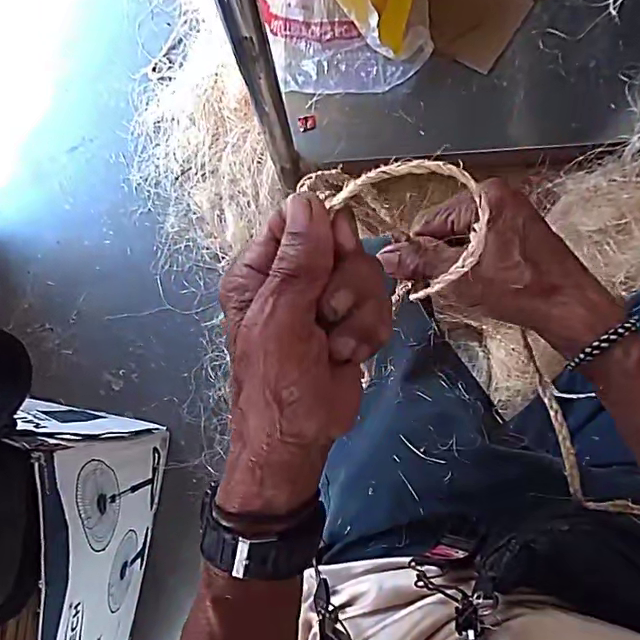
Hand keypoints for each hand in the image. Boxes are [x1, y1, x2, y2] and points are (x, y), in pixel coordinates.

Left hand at [218, 191, 393, 517]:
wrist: (299, 438)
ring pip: (367, 274)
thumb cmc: (276, 384)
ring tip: (335, 345)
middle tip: (328, 315)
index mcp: (260, 272)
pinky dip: (368, 333)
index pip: (296, 220)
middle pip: (341, 244)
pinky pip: (379, 305)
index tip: (330, 258)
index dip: (322, 233)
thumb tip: (305, 200)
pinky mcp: (352, 323)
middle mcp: (293, 280)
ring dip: (359, 314)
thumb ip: (298, 261)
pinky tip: (348, 355)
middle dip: (346, 284)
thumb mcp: (281, 317)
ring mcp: (325, 301)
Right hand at [378, 178, 624, 356]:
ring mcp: (512, 213)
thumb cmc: (516, 288)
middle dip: (437, 257)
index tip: (418, 278)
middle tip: (440, 286)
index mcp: (484, 195)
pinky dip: (471, 263)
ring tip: (460, 287)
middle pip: (444, 228)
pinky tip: (477, 283)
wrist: (569, 308)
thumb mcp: (459, 275)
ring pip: (461, 238)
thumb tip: (384, 256)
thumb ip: (419, 261)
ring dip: (453, 263)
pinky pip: (480, 243)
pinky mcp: (519, 232)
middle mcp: (498, 195)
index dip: (418, 251)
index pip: (428, 221)